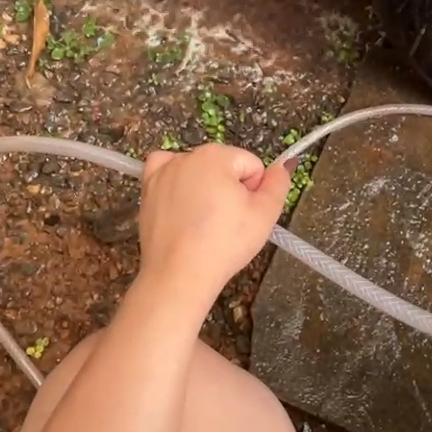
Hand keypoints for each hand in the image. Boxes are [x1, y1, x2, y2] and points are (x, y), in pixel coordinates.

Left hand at [134, 145, 290, 309]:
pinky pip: (165, 171)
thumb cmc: (225, 244)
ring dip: (206, 188)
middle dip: (231, 189)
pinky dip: (175, 180)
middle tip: (228, 223)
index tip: (246, 215)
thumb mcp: (265, 214)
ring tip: (205, 222)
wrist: (180, 275)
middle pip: (225, 167)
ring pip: (199, 172)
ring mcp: (164, 172)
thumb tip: (284, 164)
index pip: (252, 166)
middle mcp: (188, 156)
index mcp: (218, 156)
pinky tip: (181, 200)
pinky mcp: (147, 189)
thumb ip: (279, 183)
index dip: (255, 191)